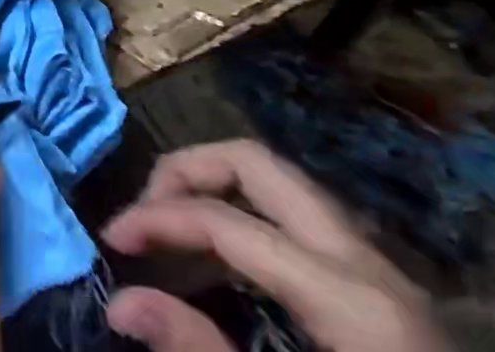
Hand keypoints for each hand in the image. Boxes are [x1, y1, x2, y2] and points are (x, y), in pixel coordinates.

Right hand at [101, 140, 449, 351]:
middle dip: (185, 170)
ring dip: (213, 187)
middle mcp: (366, 262)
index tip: (112, 242)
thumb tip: (120, 303)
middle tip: (144, 210)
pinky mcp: (382, 289)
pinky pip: (296, 219)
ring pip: (278, 183)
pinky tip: (222, 261)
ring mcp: (380, 270)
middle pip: (254, 162)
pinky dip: (244, 215)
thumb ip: (201, 351)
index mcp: (348, 296)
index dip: (154, 219)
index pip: (223, 218)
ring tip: (172, 228)